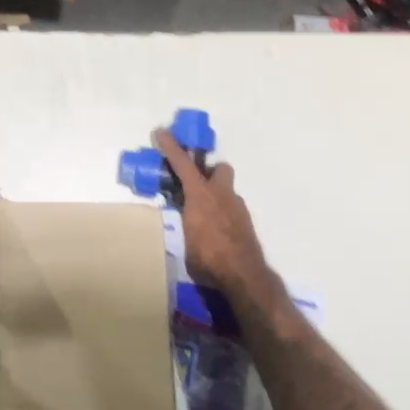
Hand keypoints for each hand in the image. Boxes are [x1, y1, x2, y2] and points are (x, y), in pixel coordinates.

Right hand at [155, 129, 279, 305]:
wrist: (245, 277)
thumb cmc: (208, 258)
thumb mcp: (185, 239)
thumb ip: (186, 223)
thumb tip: (185, 223)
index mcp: (200, 195)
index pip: (182, 164)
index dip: (171, 147)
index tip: (162, 132)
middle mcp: (221, 195)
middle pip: (220, 169)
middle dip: (210, 171)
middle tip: (197, 184)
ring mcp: (238, 209)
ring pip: (227, 191)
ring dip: (217, 196)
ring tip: (204, 216)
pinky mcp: (247, 225)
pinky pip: (232, 210)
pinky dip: (224, 215)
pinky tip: (217, 232)